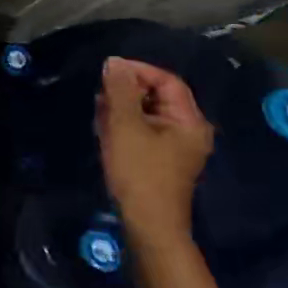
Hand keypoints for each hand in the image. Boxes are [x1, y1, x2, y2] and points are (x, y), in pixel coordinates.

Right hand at [97, 57, 214, 239]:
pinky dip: (125, 125)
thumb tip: (115, 62)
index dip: (138, 71)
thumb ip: (120, 91)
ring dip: (123, 108)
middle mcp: (189, 131)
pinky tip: (105, 129)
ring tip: (99, 112)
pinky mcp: (163, 161)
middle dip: (127, 90)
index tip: (108, 71)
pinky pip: (145, 131)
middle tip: (100, 93)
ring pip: (148, 114)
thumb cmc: (139, 172)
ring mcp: (177, 148)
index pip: (167, 81)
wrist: (148, 225)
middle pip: (158, 96)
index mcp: (189, 121)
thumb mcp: (125, 125)